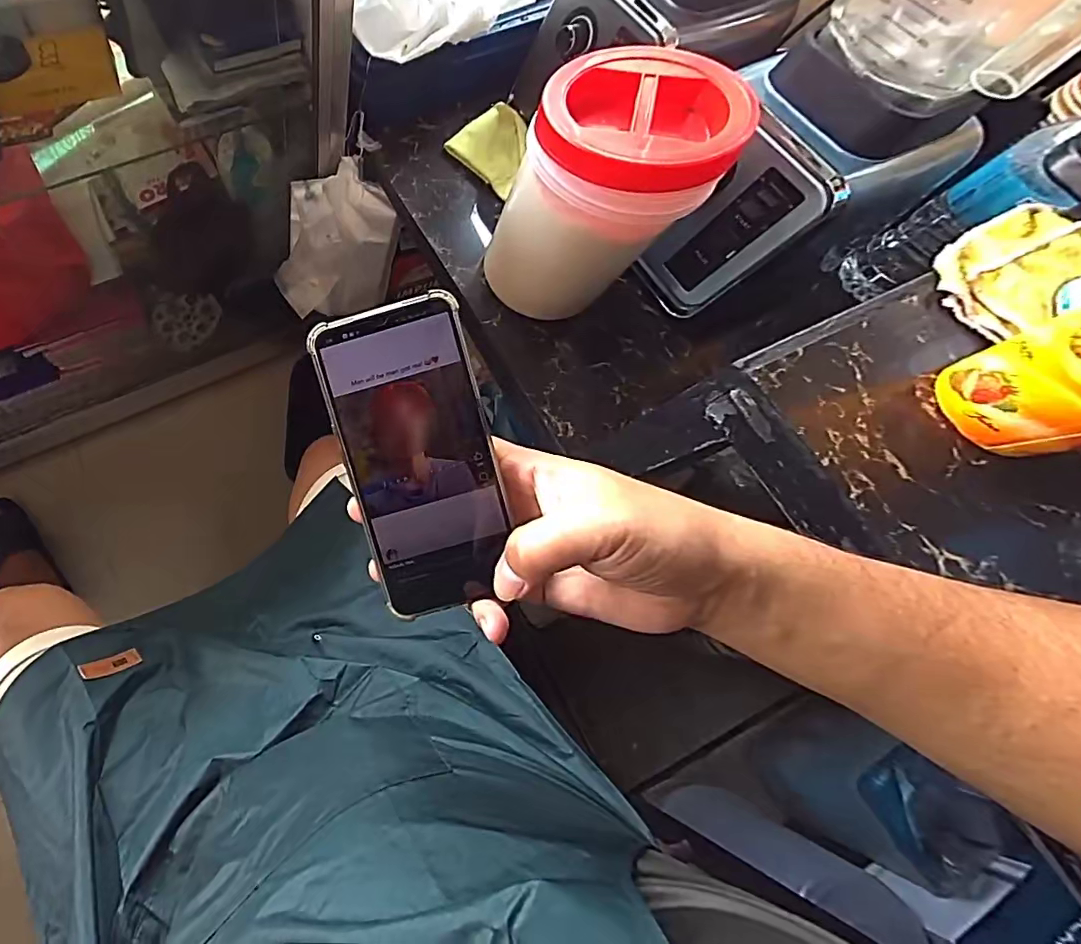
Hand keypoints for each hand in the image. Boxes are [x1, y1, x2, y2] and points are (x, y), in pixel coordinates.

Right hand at [350, 439, 757, 644]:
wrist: (702, 583)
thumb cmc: (661, 528)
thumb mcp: (599, 524)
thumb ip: (541, 544)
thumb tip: (499, 577)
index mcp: (529, 473)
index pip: (467, 456)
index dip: (425, 461)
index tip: (385, 474)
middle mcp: (520, 506)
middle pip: (455, 509)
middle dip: (417, 522)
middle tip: (378, 534)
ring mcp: (527, 547)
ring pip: (468, 555)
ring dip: (443, 573)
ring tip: (414, 588)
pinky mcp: (539, 584)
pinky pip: (494, 595)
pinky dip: (485, 609)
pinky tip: (493, 623)